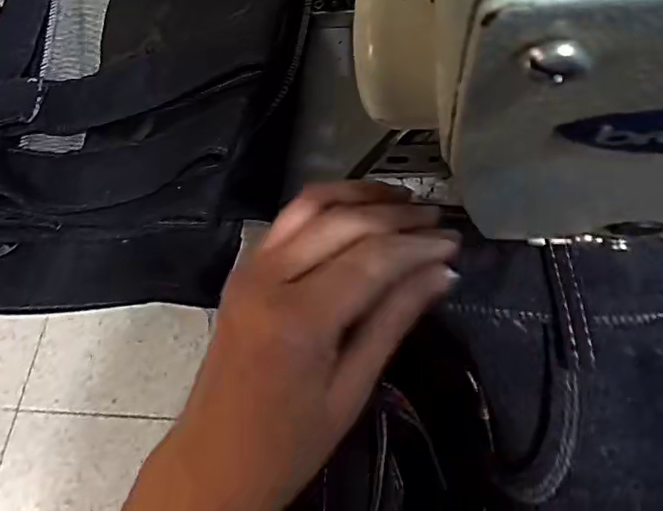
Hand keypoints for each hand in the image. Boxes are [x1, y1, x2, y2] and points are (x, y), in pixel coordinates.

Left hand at [128, 182, 458, 510]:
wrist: (209, 468)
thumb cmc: (285, 445)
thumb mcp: (351, 391)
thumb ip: (395, 320)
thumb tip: (442, 273)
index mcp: (297, 319)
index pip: (372, 259)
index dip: (418, 246)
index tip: (453, 243)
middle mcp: (269, 278)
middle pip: (346, 222)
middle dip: (399, 216)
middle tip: (438, 221)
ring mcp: (251, 265)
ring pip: (315, 203)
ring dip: (363, 195)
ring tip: (405, 199)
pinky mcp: (245, 265)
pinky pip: (292, 215)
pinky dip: (331, 201)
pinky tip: (360, 206)